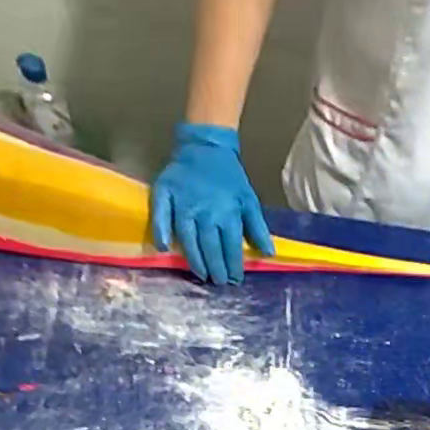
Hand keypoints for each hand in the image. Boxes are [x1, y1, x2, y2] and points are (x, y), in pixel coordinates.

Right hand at [152, 122, 276, 285]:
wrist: (206, 147)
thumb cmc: (230, 178)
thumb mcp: (249, 200)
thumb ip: (258, 228)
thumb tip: (269, 254)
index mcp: (228, 213)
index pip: (231, 246)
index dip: (234, 266)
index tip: (235, 281)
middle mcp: (205, 210)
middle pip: (210, 246)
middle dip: (215, 267)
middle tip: (218, 282)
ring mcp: (183, 202)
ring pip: (187, 236)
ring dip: (194, 258)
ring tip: (200, 274)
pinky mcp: (165, 192)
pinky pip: (160, 214)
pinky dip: (160, 231)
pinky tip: (163, 248)